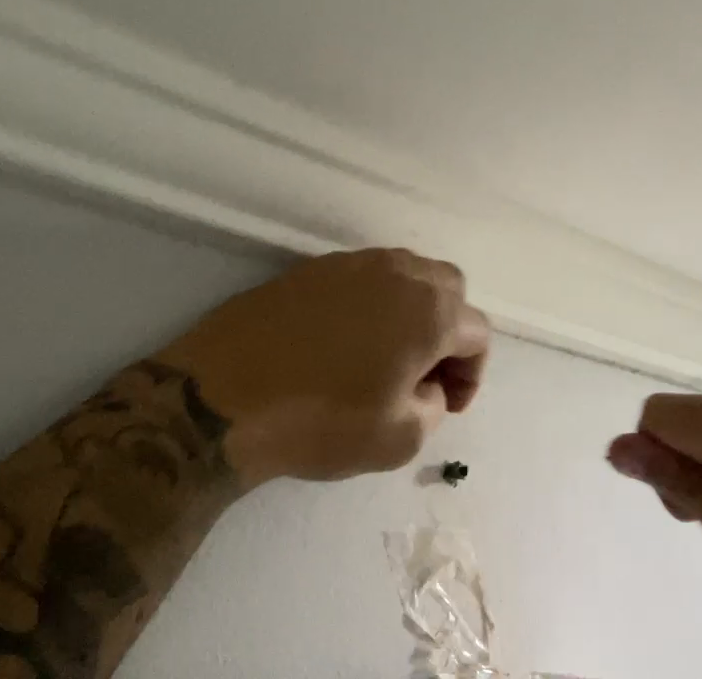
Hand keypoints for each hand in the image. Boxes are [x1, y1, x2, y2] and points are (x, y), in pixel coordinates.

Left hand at [156, 248, 489, 486]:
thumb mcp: (398, 438)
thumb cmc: (320, 420)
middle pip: (445, 287)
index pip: (476, 331)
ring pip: (401, 273)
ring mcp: (346, 263)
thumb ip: (433, 406)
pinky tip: (343, 342)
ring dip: (409, 310)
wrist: (225, 395)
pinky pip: (358, 277)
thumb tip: (425, 385)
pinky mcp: (307, 269)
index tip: (447, 405)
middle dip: (447, 329)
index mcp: (428, 309)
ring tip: (385, 358)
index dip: (470, 373)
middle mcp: (394, 271)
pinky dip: (369, 302)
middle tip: (423, 375)